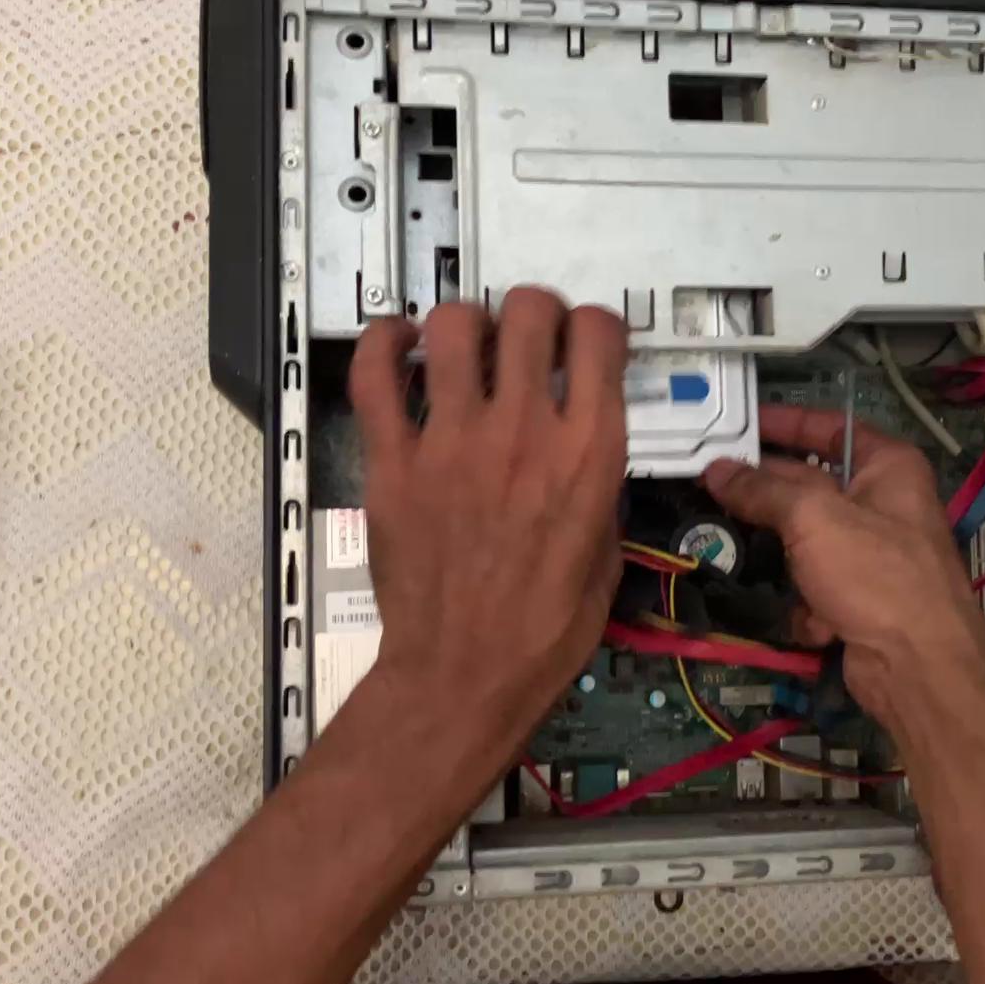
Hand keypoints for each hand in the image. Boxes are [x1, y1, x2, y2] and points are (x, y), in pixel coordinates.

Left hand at [347, 287, 627, 761]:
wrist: (465, 673)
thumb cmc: (548, 626)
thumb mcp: (609, 553)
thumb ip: (599, 486)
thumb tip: (583, 447)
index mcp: (588, 452)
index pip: (598, 336)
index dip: (596, 325)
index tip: (588, 341)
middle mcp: (524, 429)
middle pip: (528, 312)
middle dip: (535, 310)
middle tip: (529, 334)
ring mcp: (452, 440)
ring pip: (453, 326)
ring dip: (467, 322)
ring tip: (467, 344)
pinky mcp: (393, 460)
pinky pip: (375, 374)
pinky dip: (383, 344)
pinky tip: (399, 345)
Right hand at [701, 406, 984, 726]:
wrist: (918, 667)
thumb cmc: (873, 572)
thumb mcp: (812, 517)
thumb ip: (761, 489)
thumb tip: (716, 470)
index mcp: (888, 467)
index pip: (831, 427)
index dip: (786, 422)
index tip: (741, 423)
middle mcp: (883, 504)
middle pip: (811, 484)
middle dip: (766, 491)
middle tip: (710, 480)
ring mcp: (872, 555)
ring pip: (807, 539)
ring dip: (782, 553)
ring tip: (739, 547)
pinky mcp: (859, 598)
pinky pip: (816, 585)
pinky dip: (808, 602)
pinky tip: (813, 619)